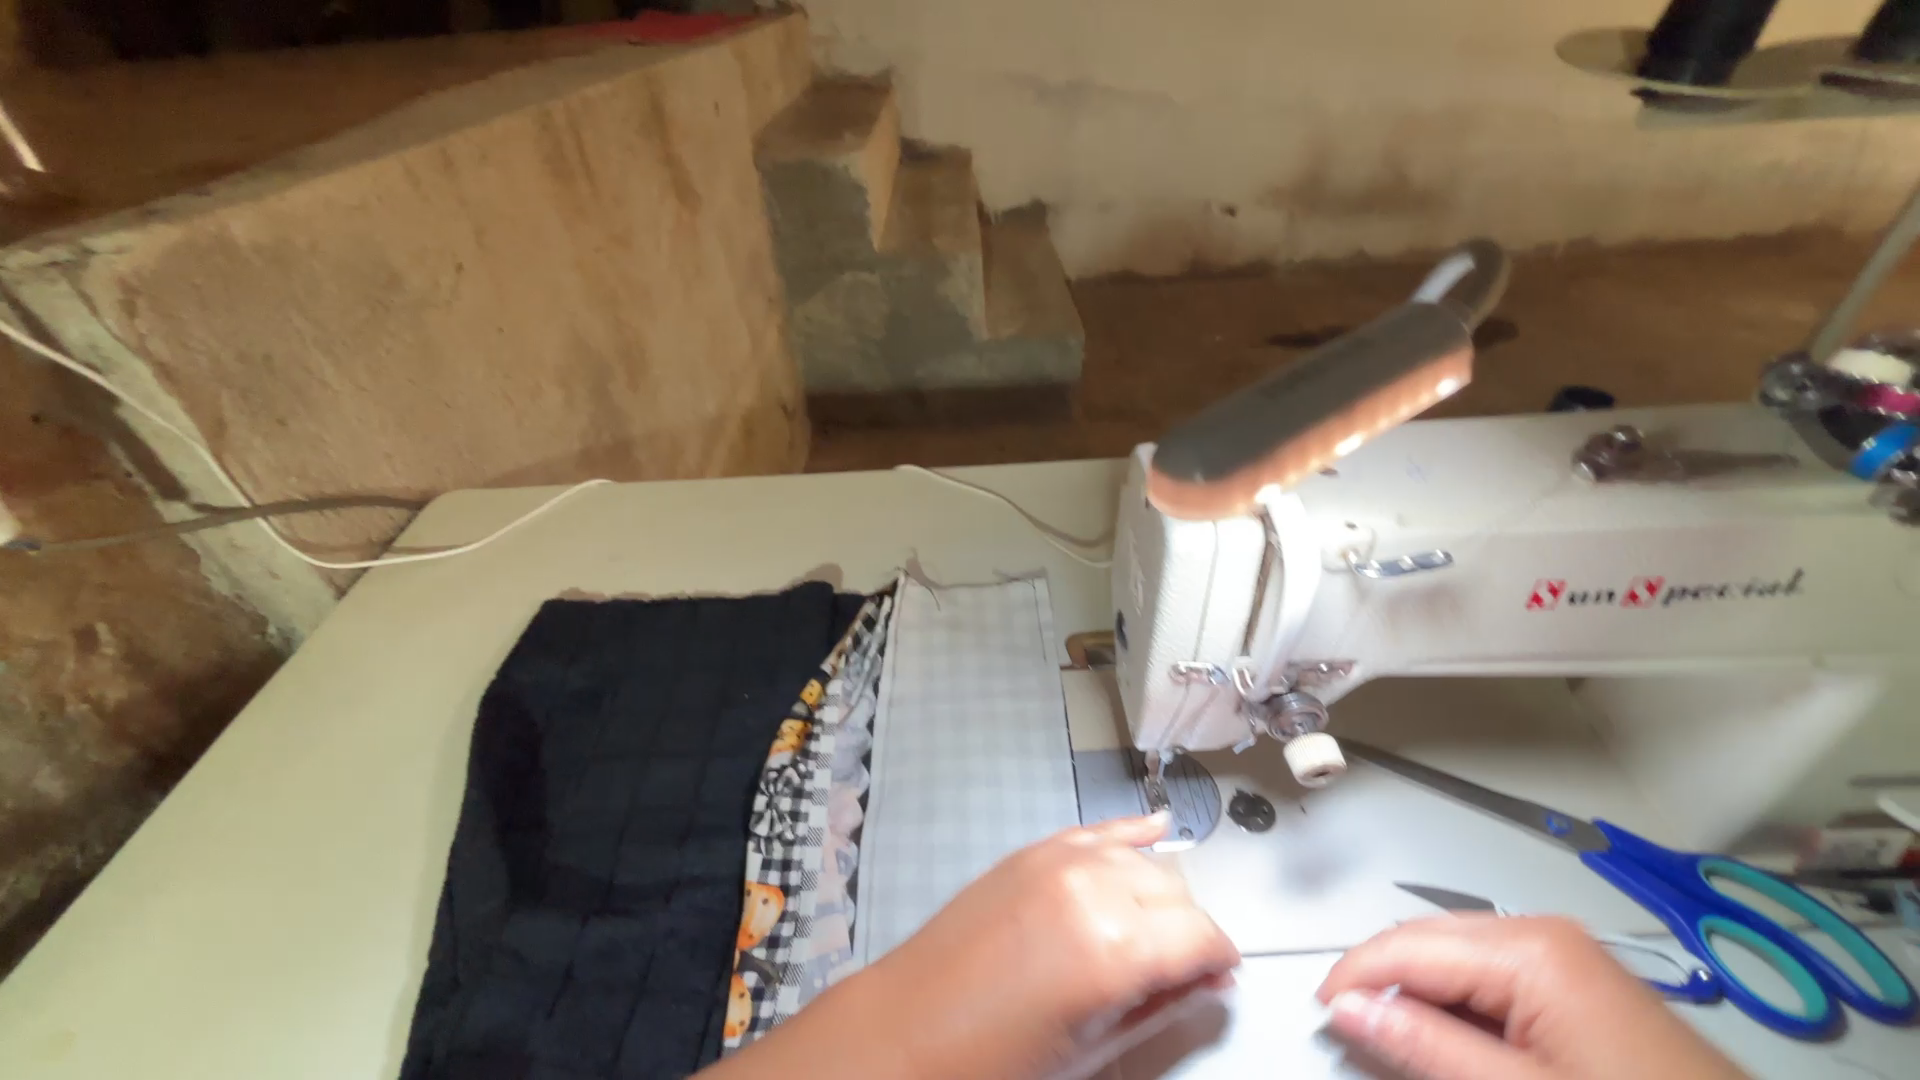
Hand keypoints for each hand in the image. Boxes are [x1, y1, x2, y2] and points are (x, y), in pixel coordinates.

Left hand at [702, 814, 1238, 1079]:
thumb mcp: (1093, 1050)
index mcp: (1112, 946)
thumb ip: (1160, 1005)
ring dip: (1160, 889)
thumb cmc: (997, 1059)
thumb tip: (1206, 981)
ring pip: (1140, 858)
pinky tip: (1154, 830)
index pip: (1201, 935)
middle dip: (1190, 928)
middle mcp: (1090, 887)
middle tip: (1187, 967)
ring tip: (1159, 926)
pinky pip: (1095, 830)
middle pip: (1175, 891)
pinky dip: (1127, 833)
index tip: (1221, 976)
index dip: (1219, 959)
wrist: (909, 1028)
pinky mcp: (1029, 851)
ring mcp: (1056, 860)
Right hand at [1318, 916, 1747, 1079]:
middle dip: (1380, 980)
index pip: (1406, 946)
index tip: (1318, 1015)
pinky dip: (1456, 998)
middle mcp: (1541, 931)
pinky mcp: (1576, 976)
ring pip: (1452, 952)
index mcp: (1529, 948)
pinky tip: (1449, 1035)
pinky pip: (1489, 970)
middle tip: (1349, 1031)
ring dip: (1415, 990)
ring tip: (1394, 1037)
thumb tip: (1346, 1009)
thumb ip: (1427, 1048)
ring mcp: (1562, 950)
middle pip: (1425, 939)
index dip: (1353, 978)